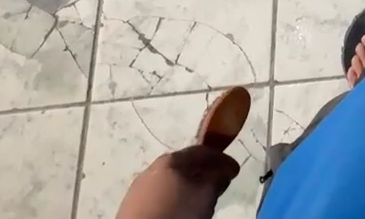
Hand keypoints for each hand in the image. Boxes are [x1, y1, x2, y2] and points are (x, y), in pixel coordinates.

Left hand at [114, 146, 238, 218]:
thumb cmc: (177, 214)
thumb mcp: (206, 195)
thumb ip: (218, 178)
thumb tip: (222, 173)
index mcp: (170, 159)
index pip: (202, 151)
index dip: (222, 159)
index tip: (235, 171)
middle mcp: (152, 169)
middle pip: (185, 166)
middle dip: (204, 174)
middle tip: (219, 185)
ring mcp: (137, 190)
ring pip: (171, 183)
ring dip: (188, 188)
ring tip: (200, 202)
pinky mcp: (129, 210)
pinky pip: (159, 198)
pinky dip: (173, 201)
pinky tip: (180, 211)